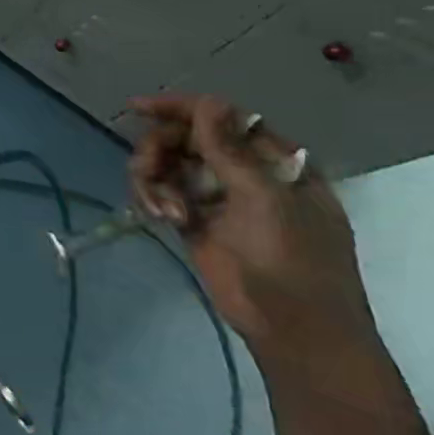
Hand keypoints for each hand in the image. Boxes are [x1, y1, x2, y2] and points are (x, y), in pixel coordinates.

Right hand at [129, 94, 376, 359]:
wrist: (294, 333)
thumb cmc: (293, 261)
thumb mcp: (264, 199)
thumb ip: (228, 150)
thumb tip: (207, 101)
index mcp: (271, 159)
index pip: (221, 117)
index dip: (180, 108)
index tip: (139, 108)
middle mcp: (242, 171)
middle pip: (187, 138)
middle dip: (161, 149)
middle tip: (147, 170)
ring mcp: (217, 197)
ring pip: (169, 165)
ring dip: (154, 177)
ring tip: (159, 207)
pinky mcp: (194, 222)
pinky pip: (163, 193)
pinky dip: (154, 198)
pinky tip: (161, 217)